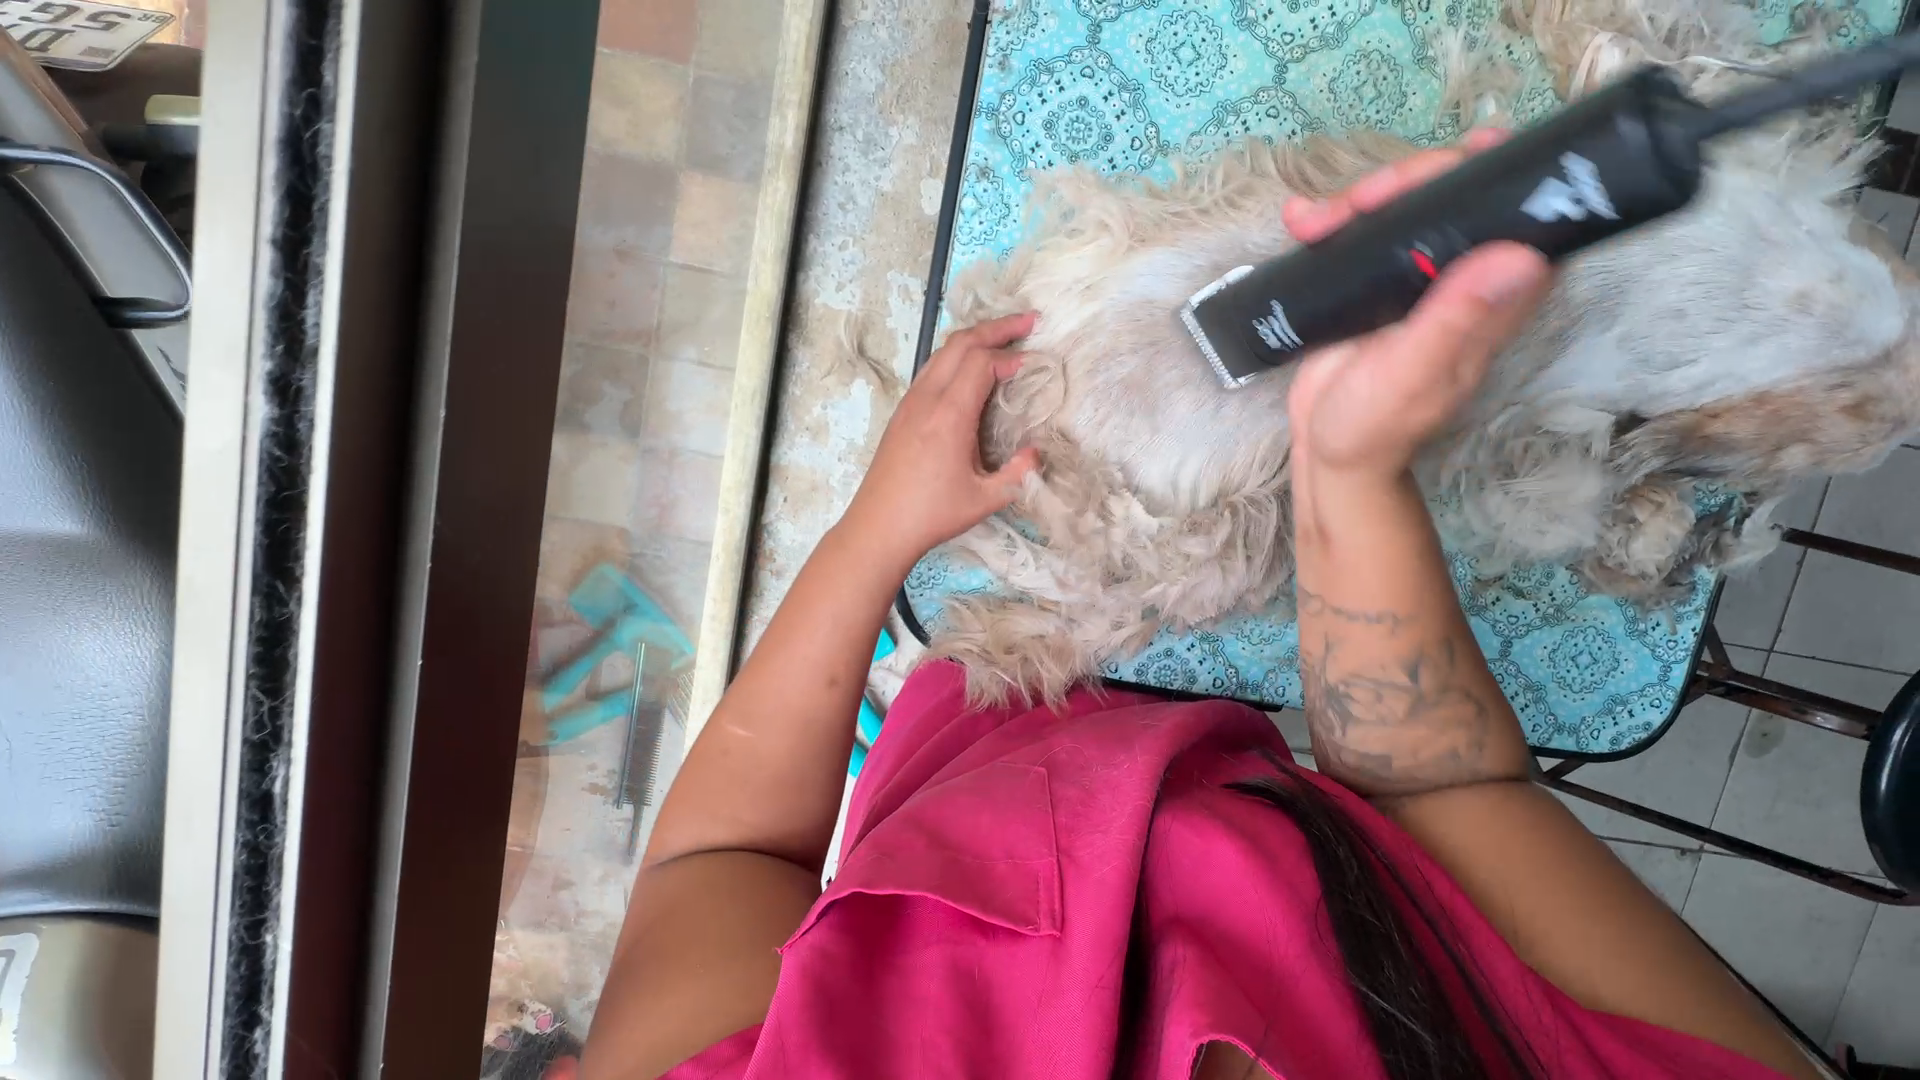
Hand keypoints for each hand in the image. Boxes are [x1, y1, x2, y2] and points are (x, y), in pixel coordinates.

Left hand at [839, 312, 1041, 569]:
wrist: (878, 526)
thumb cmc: (932, 515)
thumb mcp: (986, 500)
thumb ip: (1018, 474)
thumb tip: (1036, 453)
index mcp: (949, 415)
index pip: (982, 363)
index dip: (1011, 356)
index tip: (1034, 363)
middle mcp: (927, 399)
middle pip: (960, 343)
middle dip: (996, 327)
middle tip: (1028, 321)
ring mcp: (910, 403)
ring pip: (942, 352)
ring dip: (973, 338)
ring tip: (1002, 337)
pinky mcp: (901, 413)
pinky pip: (931, 369)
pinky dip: (956, 357)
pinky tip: (970, 369)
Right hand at [1282, 130, 1552, 481]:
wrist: (1326, 451)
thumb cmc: (1373, 426)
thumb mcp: (1411, 376)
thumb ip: (1455, 322)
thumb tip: (1518, 256)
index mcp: (1491, 300)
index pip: (1521, 217)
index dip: (1508, 174)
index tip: (1474, 147)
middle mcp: (1459, 280)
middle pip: (1454, 200)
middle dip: (1409, 183)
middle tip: (1360, 200)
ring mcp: (1411, 281)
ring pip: (1404, 211)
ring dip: (1360, 201)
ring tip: (1314, 221)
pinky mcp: (1368, 286)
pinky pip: (1358, 237)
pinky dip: (1329, 222)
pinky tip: (1299, 222)